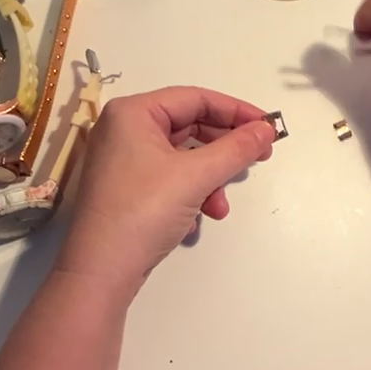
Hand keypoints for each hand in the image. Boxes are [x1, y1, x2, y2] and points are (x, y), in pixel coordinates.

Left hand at [55, 86, 275, 291]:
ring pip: (182, 159)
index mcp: (133, 113)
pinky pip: (169, 180)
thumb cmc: (144, 211)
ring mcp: (123, 161)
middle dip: (223, 152)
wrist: (101, 271)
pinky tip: (194, 221)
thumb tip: (266, 130)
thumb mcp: (196, 176)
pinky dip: (189, 195)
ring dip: (209, 181)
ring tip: (219, 208)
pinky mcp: (126, 190)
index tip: (269, 128)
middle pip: (189, 128)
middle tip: (257, 161)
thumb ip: (236, 148)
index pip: (195, 99)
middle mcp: (123, 130)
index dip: (236, 111)